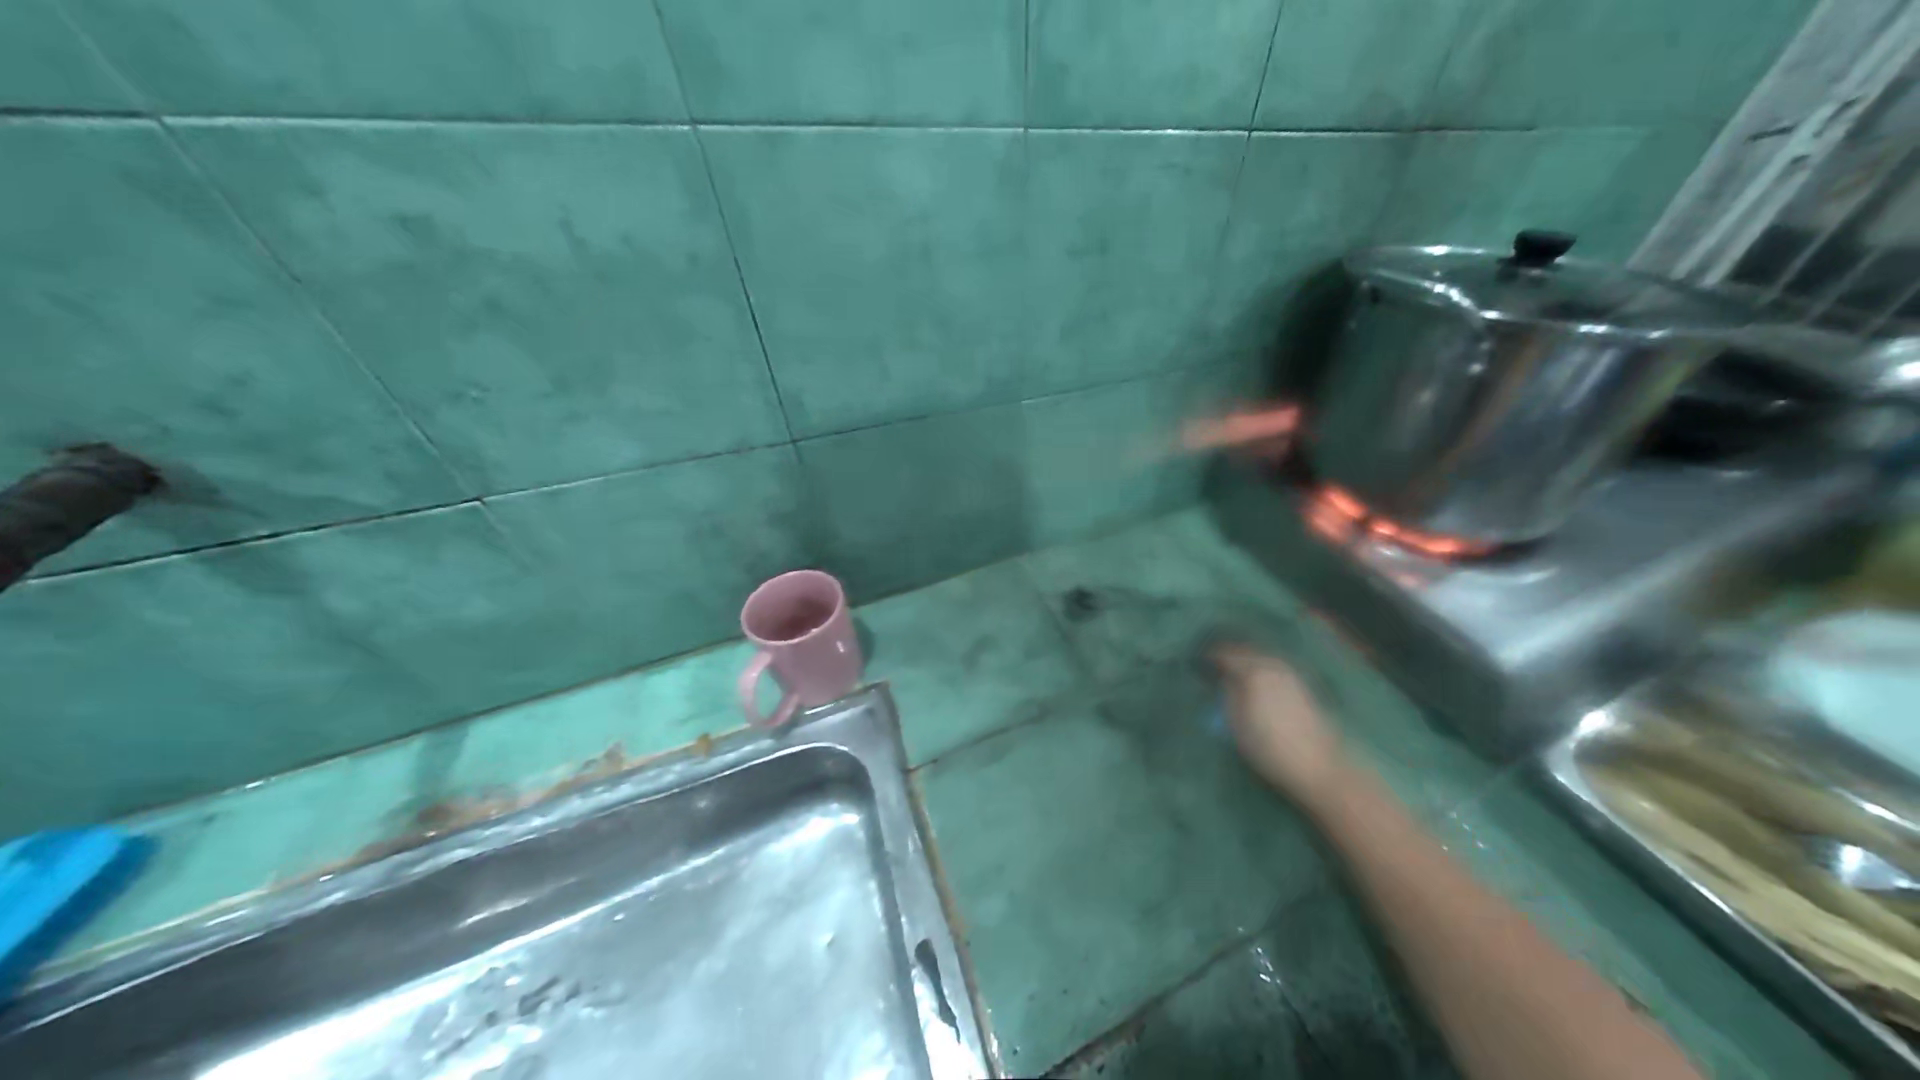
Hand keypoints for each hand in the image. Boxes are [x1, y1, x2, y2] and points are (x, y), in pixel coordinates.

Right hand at [1212, 643, 1347, 808]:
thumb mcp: (1236, 724)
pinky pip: (1277, 667)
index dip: (1211, 656)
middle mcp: (1274, 667)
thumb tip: (1223, 678)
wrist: (1318, 768)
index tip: (1200, 660)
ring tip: (1236, 669)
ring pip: (1264, 657)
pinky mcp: (1305, 687)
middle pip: (1247, 652)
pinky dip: (1264, 667)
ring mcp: (1292, 676)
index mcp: (1254, 673)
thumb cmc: (1269, 748)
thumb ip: (1227, 695)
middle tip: (1216, 661)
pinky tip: (1260, 679)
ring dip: (1249, 659)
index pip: (1227, 655)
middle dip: (1231, 654)